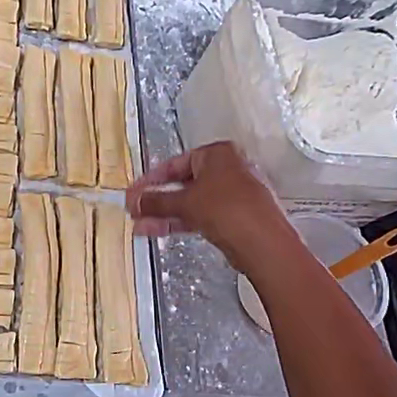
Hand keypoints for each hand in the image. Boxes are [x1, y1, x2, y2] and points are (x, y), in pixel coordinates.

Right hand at [127, 142, 297, 272]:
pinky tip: (158, 231)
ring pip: (190, 203)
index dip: (151, 179)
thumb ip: (156, 202)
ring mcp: (231, 195)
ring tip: (139, 225)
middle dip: (157, 200)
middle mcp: (226, 169)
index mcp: (217, 154)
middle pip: (183, 184)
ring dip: (164, 214)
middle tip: (134, 210)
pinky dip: (180, 222)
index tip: (134, 192)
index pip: (175, 163)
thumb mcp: (184, 202)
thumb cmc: (227, 209)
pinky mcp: (232, 218)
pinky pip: (200, 216)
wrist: (262, 243)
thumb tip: (133, 201)